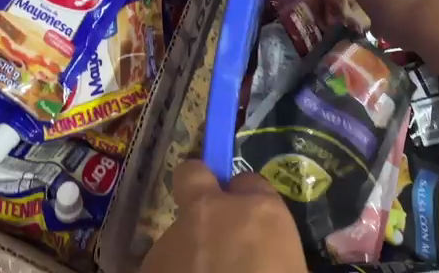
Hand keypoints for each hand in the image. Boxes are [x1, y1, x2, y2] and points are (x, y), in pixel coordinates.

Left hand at [141, 162, 306, 272]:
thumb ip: (274, 252)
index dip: (247, 201)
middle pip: (194, 176)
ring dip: (186, 252)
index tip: (250, 222)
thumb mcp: (292, 268)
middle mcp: (212, 212)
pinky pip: (161, 266)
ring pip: (176, 232)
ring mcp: (174, 238)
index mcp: (260, 214)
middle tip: (207, 220)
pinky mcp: (146, 267)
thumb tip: (263, 256)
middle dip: (197, 189)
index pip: (250, 181)